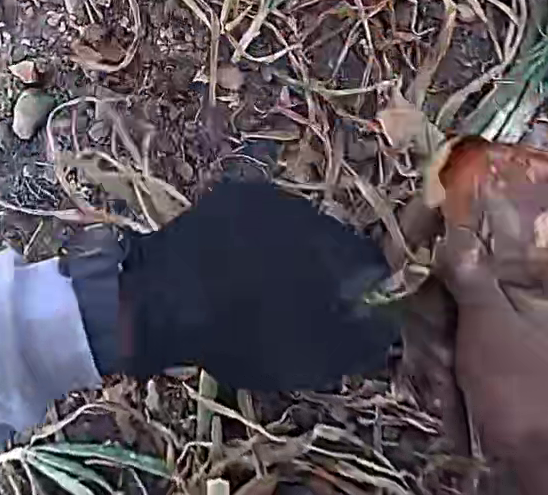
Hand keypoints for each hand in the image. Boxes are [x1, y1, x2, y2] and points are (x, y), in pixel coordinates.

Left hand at [72, 179, 397, 390]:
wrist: (161, 297)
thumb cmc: (238, 334)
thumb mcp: (310, 357)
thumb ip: (360, 339)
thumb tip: (386, 321)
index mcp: (326, 244)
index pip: (367, 258)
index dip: (363, 286)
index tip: (350, 306)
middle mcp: (301, 207)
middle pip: (332, 235)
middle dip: (327, 264)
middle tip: (307, 297)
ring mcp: (263, 194)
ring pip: (297, 221)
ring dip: (294, 246)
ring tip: (268, 278)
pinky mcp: (233, 191)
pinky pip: (263, 212)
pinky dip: (262, 233)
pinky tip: (242, 259)